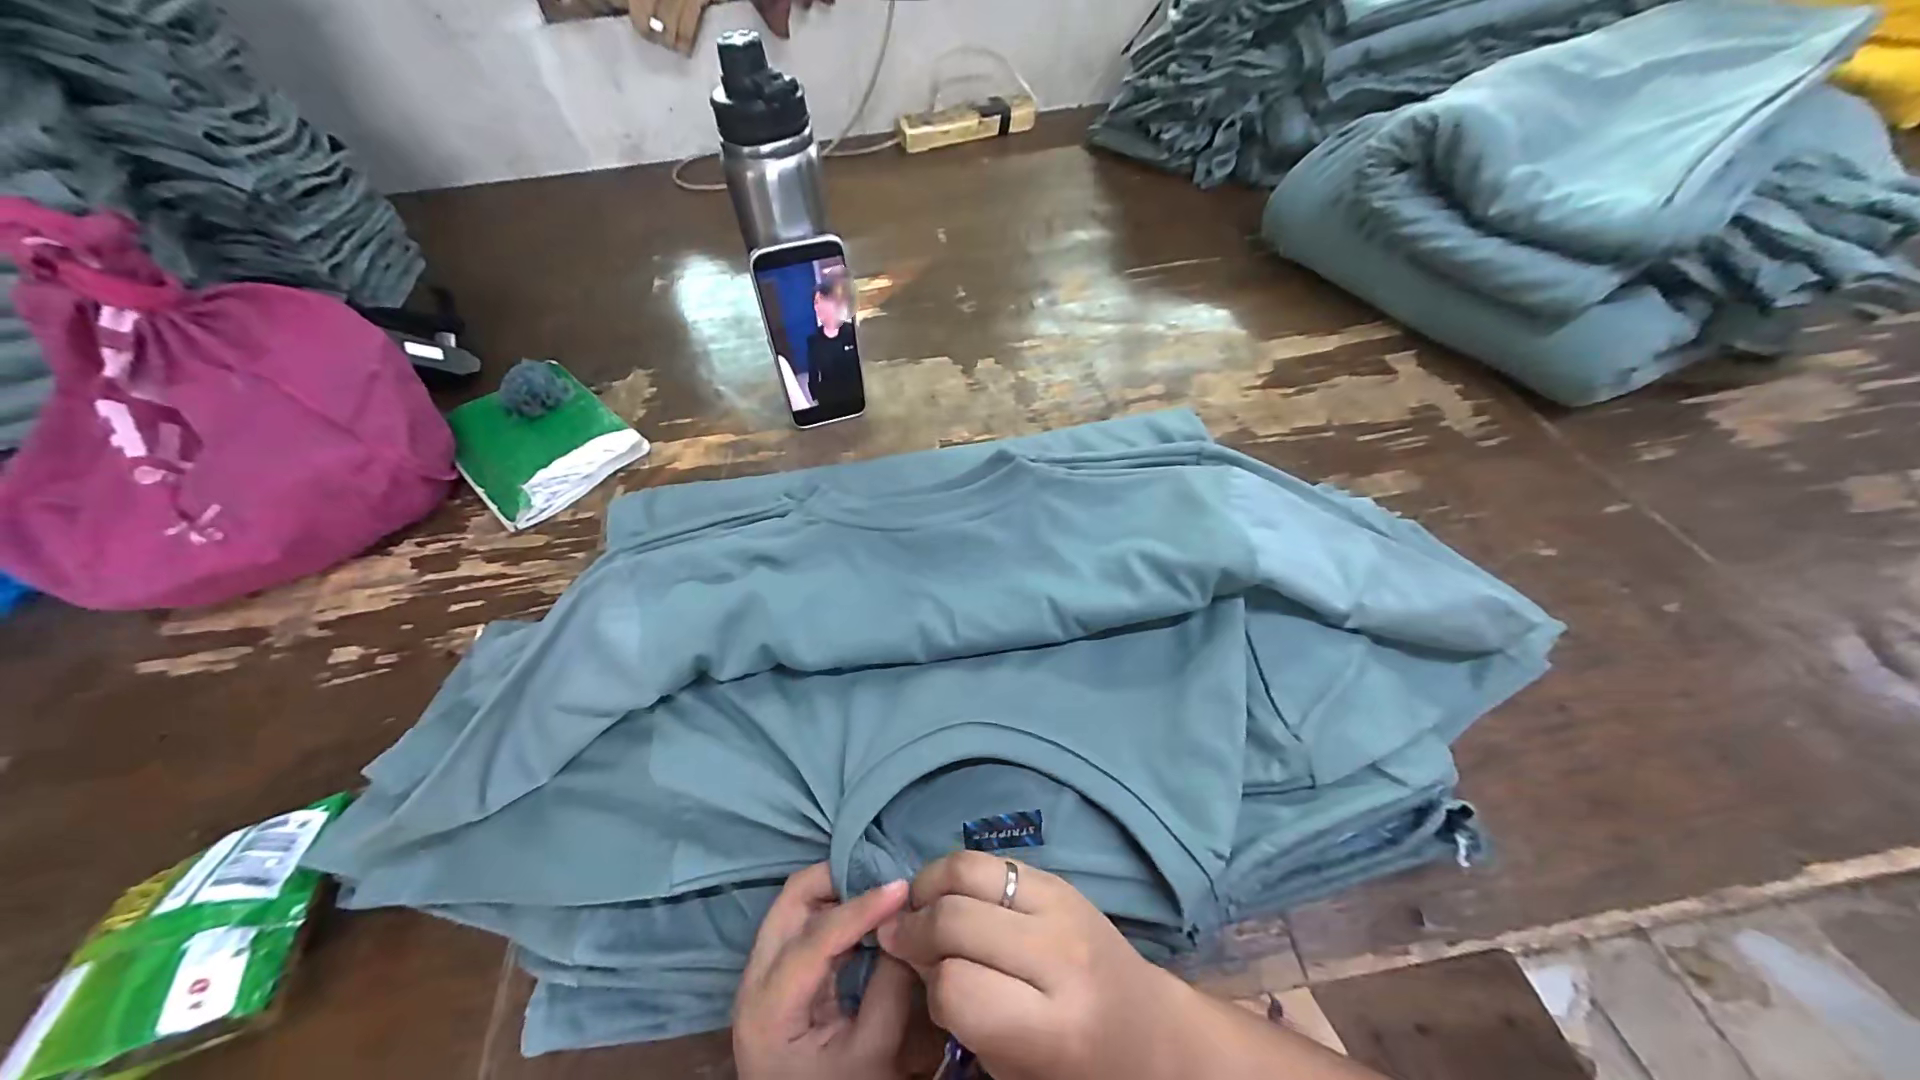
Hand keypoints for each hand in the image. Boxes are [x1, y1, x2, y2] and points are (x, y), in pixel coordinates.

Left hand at [734, 863, 915, 1079]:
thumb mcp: (876, 1051)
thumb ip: (891, 983)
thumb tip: (904, 924)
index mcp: (768, 1009)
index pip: (814, 937)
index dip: (861, 907)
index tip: (902, 887)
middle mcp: (754, 982)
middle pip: (791, 902)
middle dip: (838, 879)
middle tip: (886, 877)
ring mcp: (763, 977)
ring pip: (796, 906)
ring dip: (839, 891)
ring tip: (882, 891)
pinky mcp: (780, 978)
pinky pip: (805, 924)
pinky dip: (837, 910)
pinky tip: (870, 913)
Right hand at [876, 852, 1192, 1079]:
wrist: (1146, 1028)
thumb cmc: (1076, 1067)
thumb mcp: (1011, 1064)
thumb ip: (957, 1008)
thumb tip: (906, 945)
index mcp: (1053, 1027)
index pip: (956, 987)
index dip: (930, 986)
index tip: (922, 984)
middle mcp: (1060, 957)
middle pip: (956, 919)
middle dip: (916, 927)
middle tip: (899, 935)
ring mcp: (1062, 907)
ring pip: (969, 869)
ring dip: (931, 884)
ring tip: (922, 905)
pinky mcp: (1061, 880)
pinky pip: (992, 859)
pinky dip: (959, 872)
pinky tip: (953, 893)